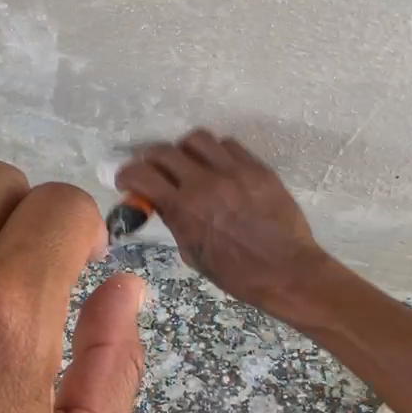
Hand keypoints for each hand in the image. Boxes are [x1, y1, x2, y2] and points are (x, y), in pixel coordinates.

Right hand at [116, 129, 326, 314]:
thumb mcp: (192, 252)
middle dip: (150, 158)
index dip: (126, 173)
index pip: (142, 174)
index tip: (125, 179)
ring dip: (184, 150)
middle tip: (152, 169)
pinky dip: (215, 153)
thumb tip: (160, 202)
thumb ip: (174, 221)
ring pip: (197, 139)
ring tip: (187, 163)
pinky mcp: (258, 168)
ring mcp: (234, 171)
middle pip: (164, 151)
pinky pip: (229, 145)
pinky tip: (217, 167)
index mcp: (184, 208)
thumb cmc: (235, 273)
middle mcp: (205, 182)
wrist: (286, 271)